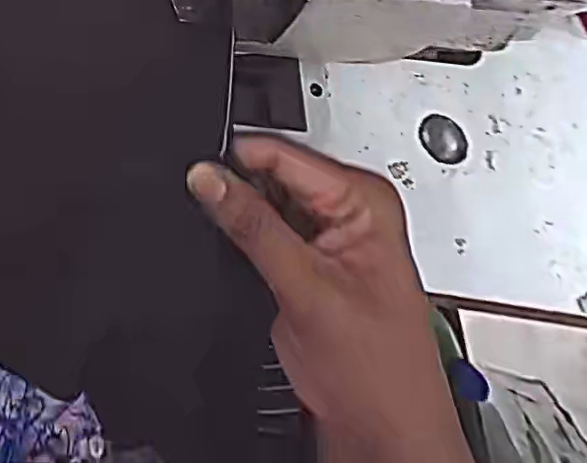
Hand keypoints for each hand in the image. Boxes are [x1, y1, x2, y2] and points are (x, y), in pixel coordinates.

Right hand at [187, 136, 466, 462]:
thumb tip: (209, 178)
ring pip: (264, 200)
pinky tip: (245, 259)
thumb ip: (252, 226)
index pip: (284, 154)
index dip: (236, 160)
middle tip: (210, 207)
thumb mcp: (306, 289)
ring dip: (242, 215)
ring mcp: (328, 232)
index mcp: (363, 198)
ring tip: (236, 245)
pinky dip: (246, 237)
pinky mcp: (309, 256)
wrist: (387, 444)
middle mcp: (349, 207)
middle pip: (272, 173)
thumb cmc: (380, 377)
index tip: (199, 173)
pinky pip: (265, 227)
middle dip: (238, 189)